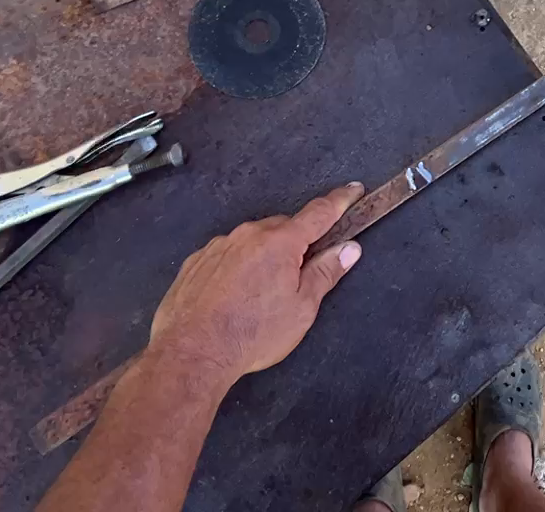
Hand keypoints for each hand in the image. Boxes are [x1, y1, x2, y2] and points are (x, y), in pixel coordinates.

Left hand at [144, 182, 365, 385]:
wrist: (189, 355)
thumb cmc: (252, 334)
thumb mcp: (301, 309)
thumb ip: (326, 272)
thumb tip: (350, 247)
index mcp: (281, 241)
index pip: (320, 212)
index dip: (341, 200)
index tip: (354, 189)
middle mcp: (250, 233)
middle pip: (284, 227)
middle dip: (296, 242)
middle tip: (298, 273)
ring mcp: (220, 245)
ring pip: (254, 240)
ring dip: (264, 255)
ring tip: (259, 293)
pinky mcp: (196, 260)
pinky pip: (227, 253)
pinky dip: (237, 265)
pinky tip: (232, 296)